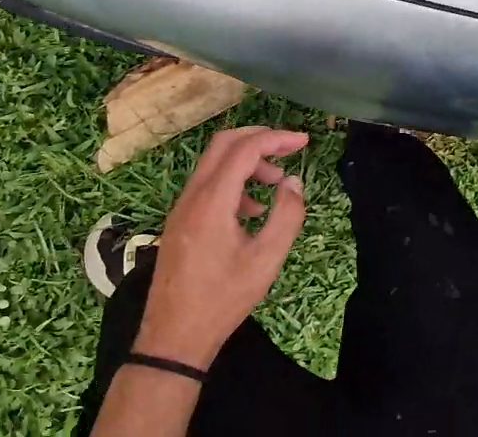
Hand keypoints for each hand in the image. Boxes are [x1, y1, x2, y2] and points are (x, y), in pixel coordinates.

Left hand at [132, 127, 308, 367]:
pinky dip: (234, 181)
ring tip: (276, 183)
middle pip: (224, 144)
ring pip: (215, 163)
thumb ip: (287, 214)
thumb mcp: (266, 259)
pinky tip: (253, 210)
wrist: (173, 339)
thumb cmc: (223, 299)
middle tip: (290, 147)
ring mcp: (181, 209)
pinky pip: (208, 185)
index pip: (245, 149)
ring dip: (248, 161)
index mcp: (212, 201)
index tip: (304, 141)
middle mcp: (192, 196)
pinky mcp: (180, 222)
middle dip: (260, 138)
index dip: (277, 138)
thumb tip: (293, 182)